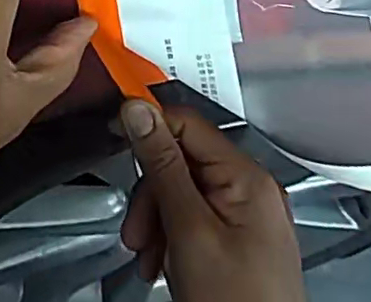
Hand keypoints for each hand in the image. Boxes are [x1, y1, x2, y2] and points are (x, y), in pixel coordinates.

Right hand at [119, 101, 304, 301]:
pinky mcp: (237, 242)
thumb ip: (161, 164)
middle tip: (137, 225)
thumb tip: (139, 110)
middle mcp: (251, 192)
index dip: (149, 126)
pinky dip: (169, 234)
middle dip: (150, 192)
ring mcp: (246, 218)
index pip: (186, 123)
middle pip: (180, 160)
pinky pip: (191, 216)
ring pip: (180, 190)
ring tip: (147, 252)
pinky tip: (161, 261)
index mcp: (248, 180)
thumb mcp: (187, 229)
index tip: (118, 133)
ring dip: (154, 218)